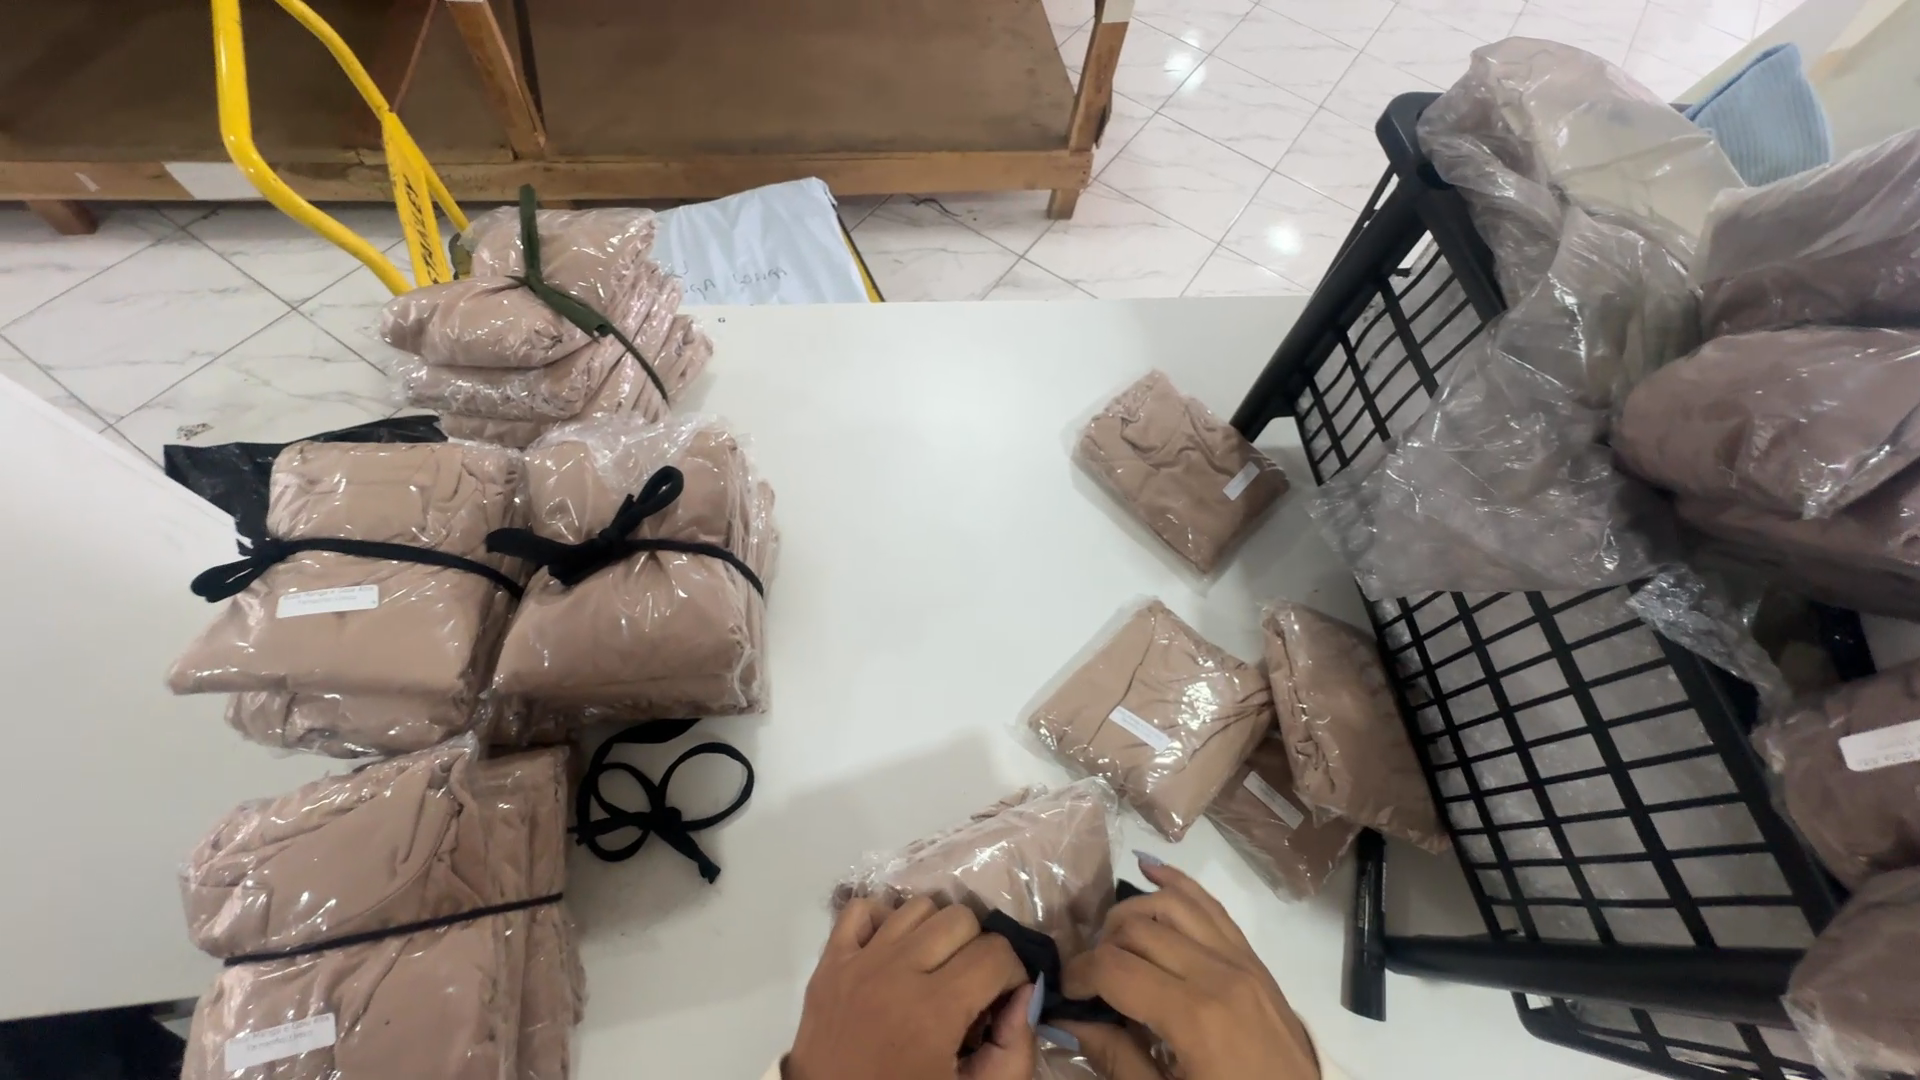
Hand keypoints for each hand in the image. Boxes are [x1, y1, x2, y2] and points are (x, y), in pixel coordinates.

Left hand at [788, 896, 1037, 1079]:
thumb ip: (1013, 1051)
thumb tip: (1026, 994)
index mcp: (934, 1011)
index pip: (996, 953)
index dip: (1012, 974)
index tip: (1004, 999)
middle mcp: (896, 972)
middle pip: (960, 918)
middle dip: (977, 949)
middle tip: (971, 985)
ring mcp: (858, 961)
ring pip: (917, 907)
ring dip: (935, 932)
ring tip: (934, 967)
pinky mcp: (829, 962)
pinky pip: (861, 909)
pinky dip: (883, 920)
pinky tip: (894, 951)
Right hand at [1056, 855, 1319, 1079]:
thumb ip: (1116, 1058)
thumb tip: (1068, 1017)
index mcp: (1195, 1018)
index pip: (1115, 968)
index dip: (1079, 974)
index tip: (1065, 994)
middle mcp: (1218, 974)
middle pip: (1137, 929)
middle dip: (1100, 947)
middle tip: (1088, 979)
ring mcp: (1242, 961)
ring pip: (1171, 904)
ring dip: (1132, 912)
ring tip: (1112, 938)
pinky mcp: (1255, 961)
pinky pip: (1211, 906)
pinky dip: (1178, 883)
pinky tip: (1150, 872)